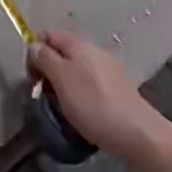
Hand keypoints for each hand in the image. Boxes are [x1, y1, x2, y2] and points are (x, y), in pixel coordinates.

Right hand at [28, 30, 167, 157]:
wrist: (139, 135)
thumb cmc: (93, 104)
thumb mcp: (60, 78)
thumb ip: (44, 58)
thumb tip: (33, 45)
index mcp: (78, 43)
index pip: (47, 36)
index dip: (34, 52)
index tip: (32, 77)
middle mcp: (93, 51)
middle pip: (60, 54)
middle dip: (49, 72)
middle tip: (45, 95)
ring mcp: (107, 70)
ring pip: (74, 71)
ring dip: (63, 86)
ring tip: (62, 108)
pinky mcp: (116, 90)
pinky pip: (88, 86)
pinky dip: (80, 96)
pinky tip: (82, 113)